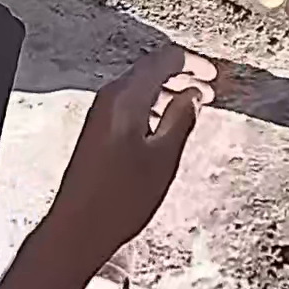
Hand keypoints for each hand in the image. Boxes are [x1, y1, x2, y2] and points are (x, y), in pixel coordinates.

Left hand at [43, 47, 217, 262]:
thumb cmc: (121, 196)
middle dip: (182, 75)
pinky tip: (167, 123)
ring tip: (194, 105)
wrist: (76, 228)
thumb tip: (194, 94)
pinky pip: (131, 101)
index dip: (192, 62)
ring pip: (141, 85)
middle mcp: (111, 95)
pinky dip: (153, 103)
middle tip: (208, 89)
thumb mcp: (162, 157)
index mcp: (127, 96)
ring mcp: (102, 110)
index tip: (212, 74)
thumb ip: (181, 119)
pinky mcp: (98, 127)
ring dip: (169, 90)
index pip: (163, 59)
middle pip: (151, 69)